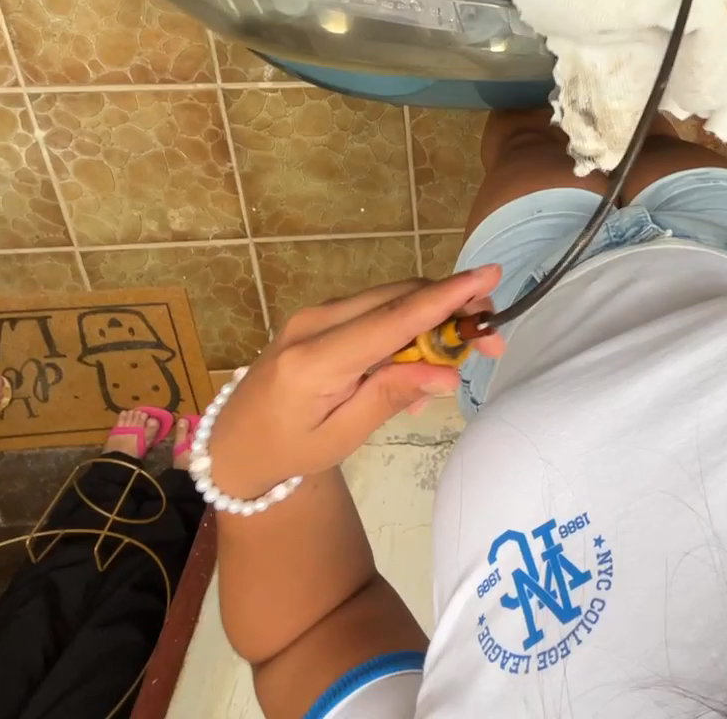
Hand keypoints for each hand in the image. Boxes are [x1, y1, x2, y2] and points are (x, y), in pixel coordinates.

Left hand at [205, 267, 503, 496]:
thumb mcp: (340, 438)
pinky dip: (410, 323)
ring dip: (435, 314)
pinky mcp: (323, 314)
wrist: (235, 441)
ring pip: (393, 297)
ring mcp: (317, 313)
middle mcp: (316, 323)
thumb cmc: (287, 450)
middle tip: (491, 336)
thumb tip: (448, 374)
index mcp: (316, 361)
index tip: (488, 275)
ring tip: (462, 351)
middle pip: (400, 298)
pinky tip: (421, 358)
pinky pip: (379, 307)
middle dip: (453, 306)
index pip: (394, 320)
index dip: (446, 297)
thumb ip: (390, 398)